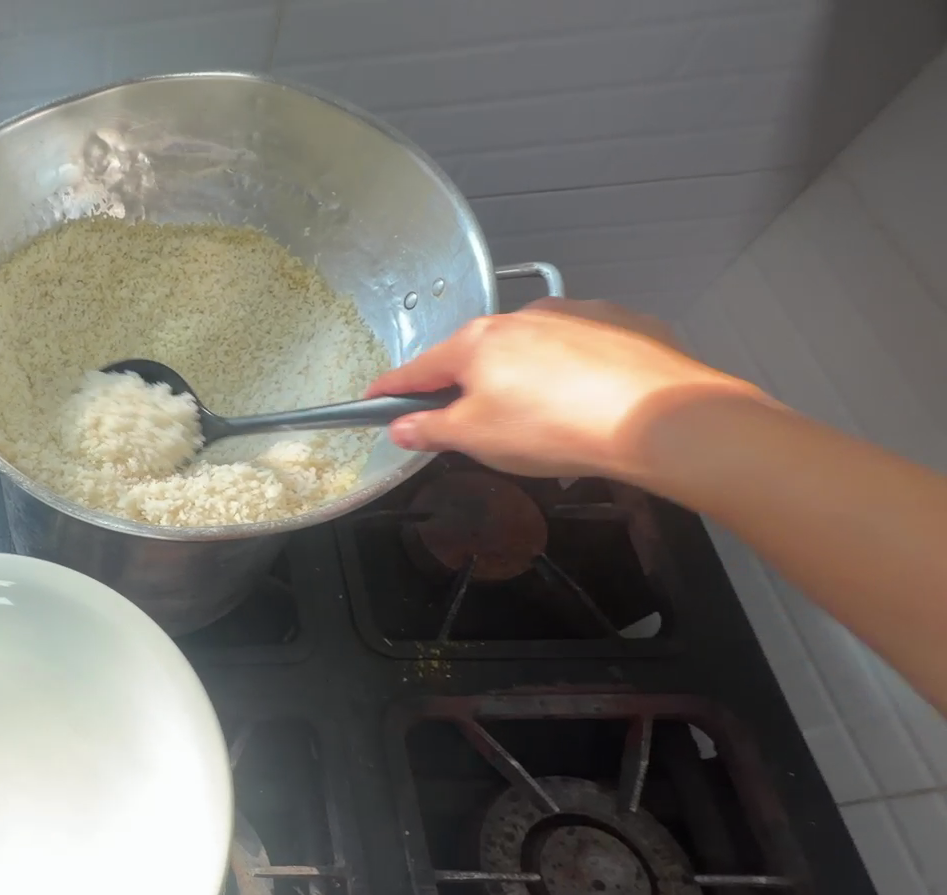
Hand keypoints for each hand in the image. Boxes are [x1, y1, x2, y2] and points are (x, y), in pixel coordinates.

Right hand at [366, 298, 773, 482]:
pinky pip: (578, 347)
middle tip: (465, 425)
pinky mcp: (624, 323)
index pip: (415, 369)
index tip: (371, 399)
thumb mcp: (472, 438)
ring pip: (527, 349)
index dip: (389, 389)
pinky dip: (569, 369)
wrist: (663, 420)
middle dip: (461, 385)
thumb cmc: (551, 427)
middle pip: (472, 356)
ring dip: (518, 376)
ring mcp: (576, 314)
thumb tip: (401, 427)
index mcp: (475, 342)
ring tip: (537, 417)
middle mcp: (522, 316)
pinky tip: (583, 399)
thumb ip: (428, 430)